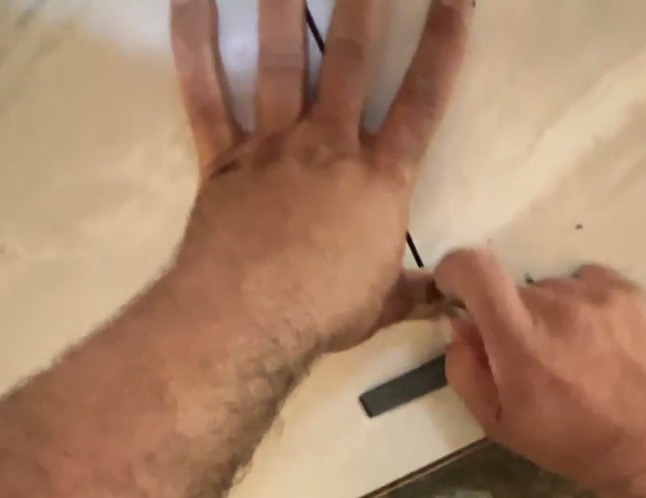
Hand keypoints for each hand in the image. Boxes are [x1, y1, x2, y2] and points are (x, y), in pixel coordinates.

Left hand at [165, 0, 470, 355]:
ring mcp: (273, 146)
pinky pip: (204, 92)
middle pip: (349, 58)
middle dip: (363, 0)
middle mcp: (330, 147)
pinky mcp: (222, 157)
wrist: (252, 319)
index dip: (444, 43)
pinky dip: (195, 42)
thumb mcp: (384, 306)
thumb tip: (451, 299)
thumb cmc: (326, 313)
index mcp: (381, 182)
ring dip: (281, 2)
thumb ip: (417, 293)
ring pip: (280, 60)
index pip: (422, 101)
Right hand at [436, 249, 645, 496]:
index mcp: (521, 339)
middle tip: (531, 354)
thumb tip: (461, 324)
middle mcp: (560, 306)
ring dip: (552, 313)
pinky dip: (585, 305)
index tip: (455, 286)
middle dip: (513, 317)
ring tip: (572, 352)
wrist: (637, 445)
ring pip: (555, 288)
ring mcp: (600, 296)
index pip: (477, 270)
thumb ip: (465, 368)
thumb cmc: (561, 438)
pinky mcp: (632, 294)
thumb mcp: (495, 420)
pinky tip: (597, 340)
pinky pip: (590, 282)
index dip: (456, 269)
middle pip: (517, 290)